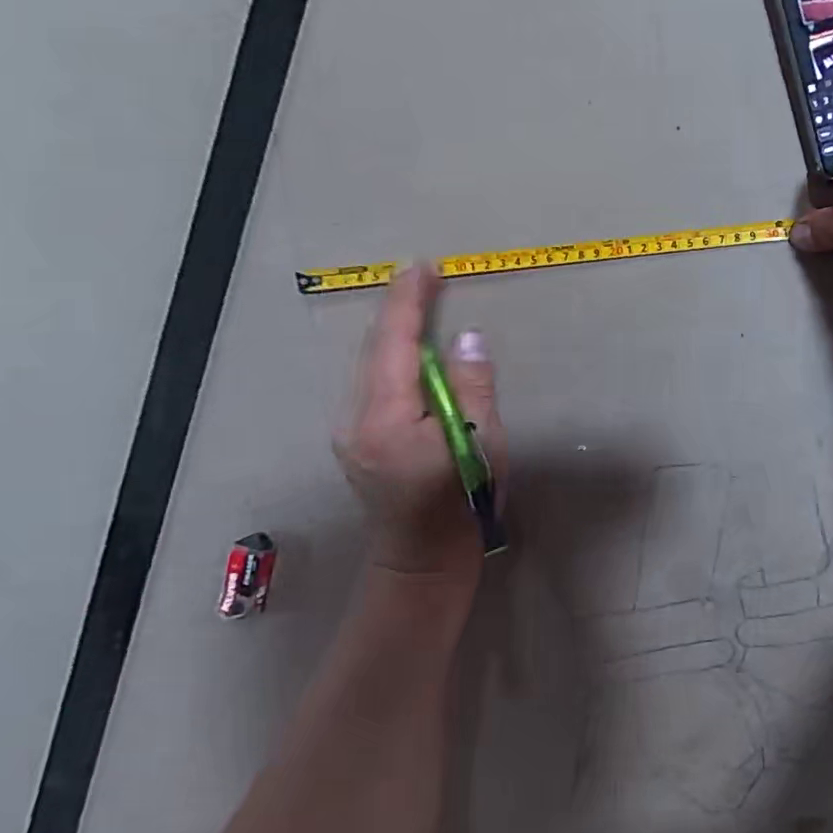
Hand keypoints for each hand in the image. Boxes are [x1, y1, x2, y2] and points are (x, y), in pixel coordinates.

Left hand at [335, 264, 501, 581]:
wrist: (422, 564)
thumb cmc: (461, 508)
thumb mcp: (482, 446)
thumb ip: (472, 387)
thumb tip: (467, 337)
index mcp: (386, 419)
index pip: (396, 343)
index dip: (409, 302)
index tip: (424, 268)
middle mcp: (355, 419)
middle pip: (376, 349)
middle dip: (400, 311)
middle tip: (426, 279)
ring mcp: (350, 431)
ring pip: (371, 366)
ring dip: (396, 335)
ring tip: (421, 306)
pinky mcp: (356, 440)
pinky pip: (373, 384)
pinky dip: (393, 360)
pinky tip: (413, 355)